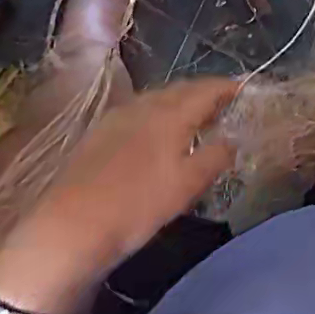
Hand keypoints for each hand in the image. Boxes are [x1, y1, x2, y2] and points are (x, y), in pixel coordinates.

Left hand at [0, 80, 239, 313]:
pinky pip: (138, 112)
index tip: (244, 90)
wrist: (70, 226)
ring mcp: (117, 116)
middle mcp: (144, 105)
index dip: (227, 87)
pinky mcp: (99, 132)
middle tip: (223, 104)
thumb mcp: (188, 185)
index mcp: (170, 112)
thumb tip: (232, 140)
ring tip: (194, 117)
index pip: (205, 89)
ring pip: (157, 99)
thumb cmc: (137, 205)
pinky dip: (157, 114)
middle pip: (181, 89)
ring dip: (179, 102)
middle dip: (204, 93)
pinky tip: (156, 133)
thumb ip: (215, 157)